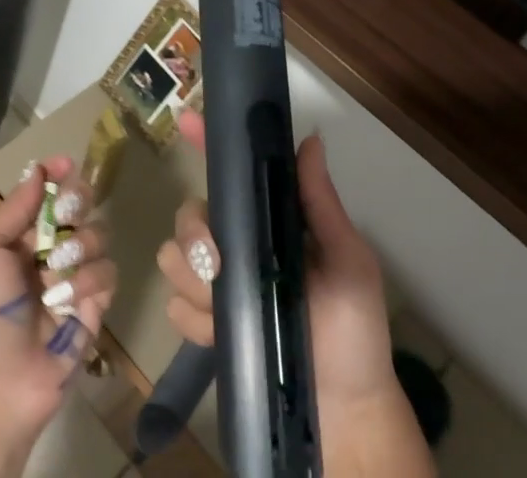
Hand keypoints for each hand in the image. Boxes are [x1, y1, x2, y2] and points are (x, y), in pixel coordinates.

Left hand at [0, 155, 116, 475]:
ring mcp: (70, 280)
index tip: (67, 163)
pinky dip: (89, 282)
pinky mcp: (93, 308)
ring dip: (79, 248)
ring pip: (97, 238)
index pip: (41, 196)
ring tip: (55, 273)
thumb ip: (12, 209)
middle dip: (75, 205)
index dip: (55, 177)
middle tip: (67, 215)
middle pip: (76, 209)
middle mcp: (42, 255)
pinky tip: (67, 300)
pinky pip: (107, 274)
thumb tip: (38, 171)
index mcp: (11, 239)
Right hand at [158, 113, 436, 476]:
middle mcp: (238, 247)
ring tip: (228, 306)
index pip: (231, 174)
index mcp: (270, 223)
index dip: (206, 143)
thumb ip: (320, 205)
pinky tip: (222, 335)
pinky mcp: (205, 326)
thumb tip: (311, 140)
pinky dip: (195, 321)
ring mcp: (218, 287)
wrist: (341, 407)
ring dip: (195, 281)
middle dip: (195, 234)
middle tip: (220, 263)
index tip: (185, 120)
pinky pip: (174, 308)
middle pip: (188, 216)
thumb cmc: (354, 329)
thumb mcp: (348, 262)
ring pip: (172, 258)